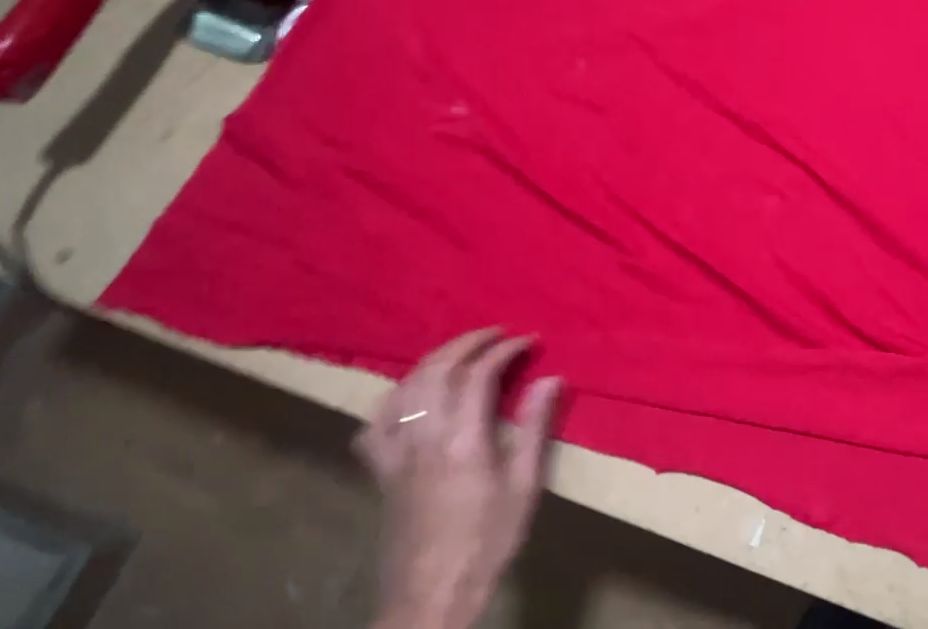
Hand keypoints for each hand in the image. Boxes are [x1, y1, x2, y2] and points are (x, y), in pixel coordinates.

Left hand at [356, 328, 562, 628]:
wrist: (432, 593)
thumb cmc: (489, 540)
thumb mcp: (524, 486)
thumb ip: (534, 428)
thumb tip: (551, 379)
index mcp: (463, 440)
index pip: (479, 374)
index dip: (504, 350)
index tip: (528, 340)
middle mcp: (423, 438)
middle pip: (436, 370)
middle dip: (467, 342)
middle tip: (496, 334)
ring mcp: (395, 454)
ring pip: (404, 388)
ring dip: (433, 361)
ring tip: (459, 353)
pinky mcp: (380, 472)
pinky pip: (375, 424)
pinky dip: (393, 400)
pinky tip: (410, 397)